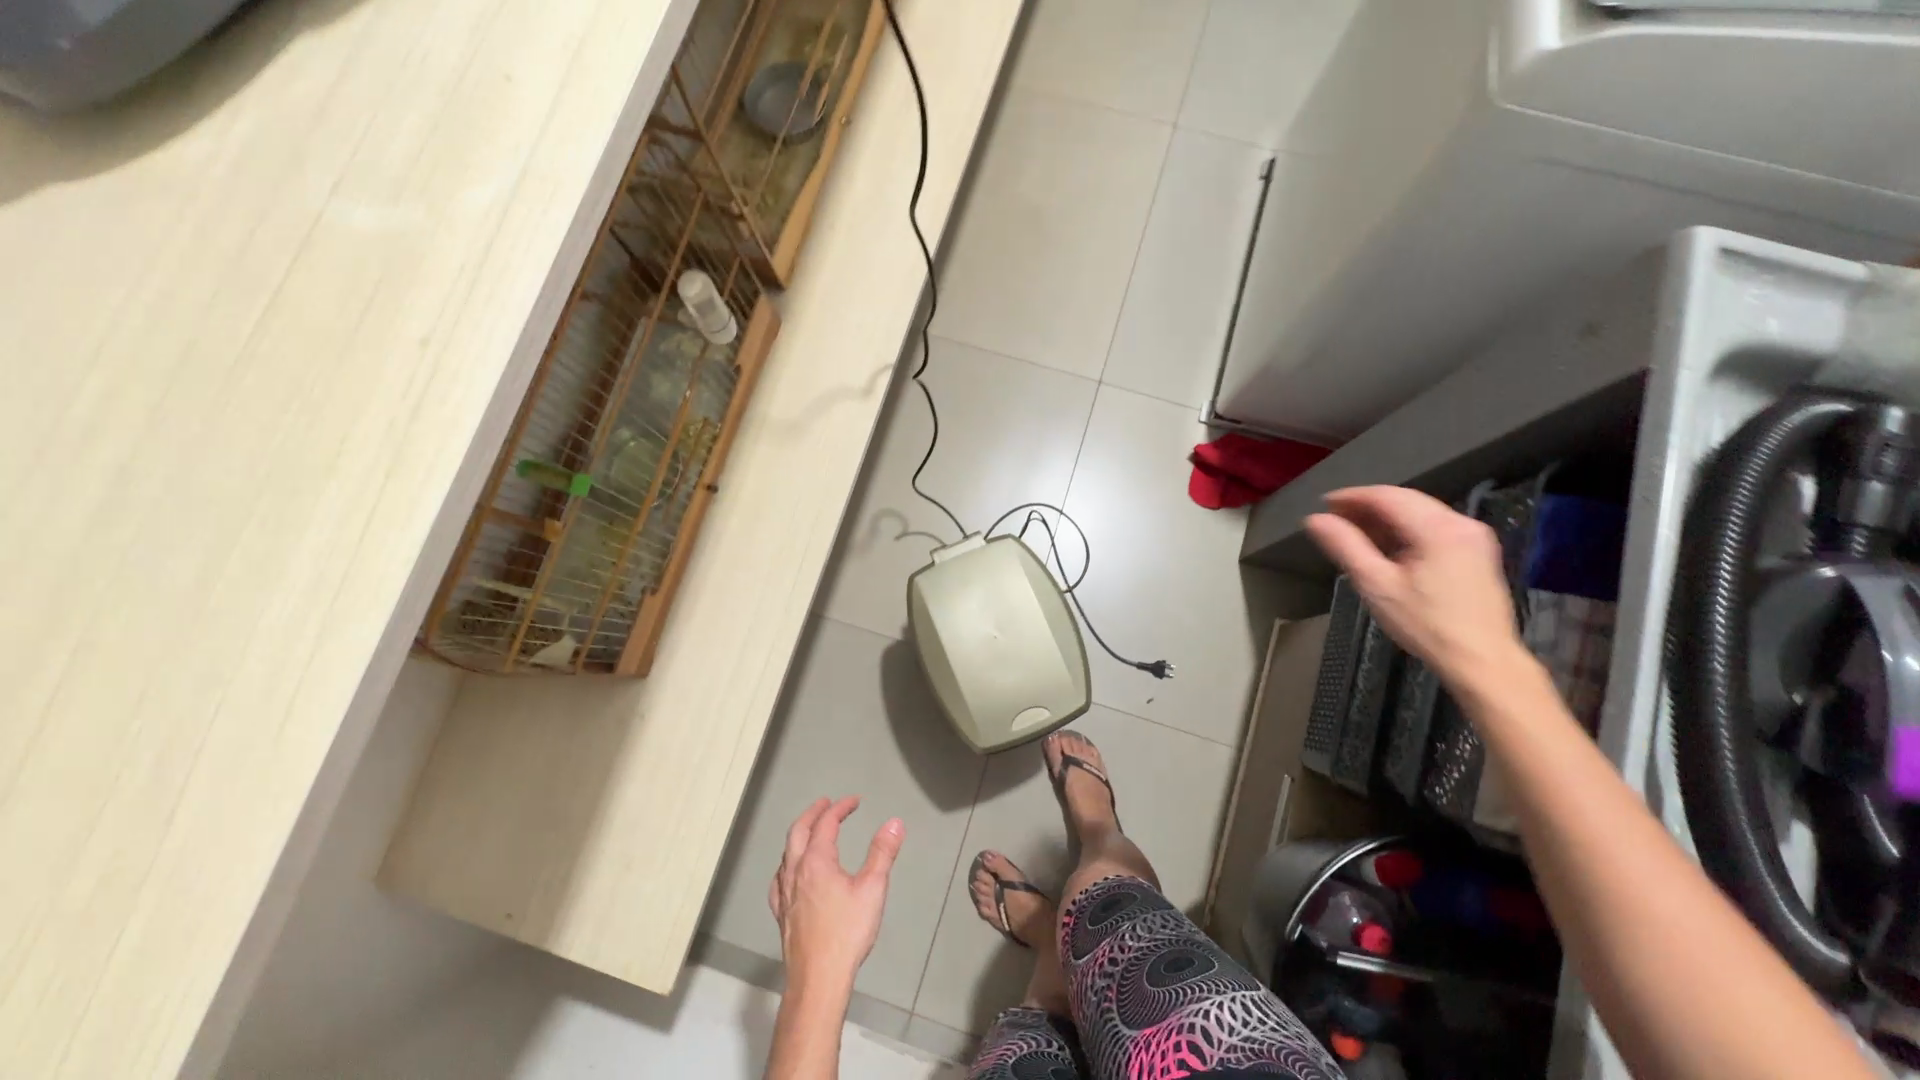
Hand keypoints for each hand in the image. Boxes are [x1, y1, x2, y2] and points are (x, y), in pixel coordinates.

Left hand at [769, 796, 904, 991]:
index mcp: (816, 861)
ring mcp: (783, 893)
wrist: (818, 977)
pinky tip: (790, 873)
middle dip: (813, 814)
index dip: (840, 808)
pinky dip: (787, 864)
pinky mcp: (781, 913)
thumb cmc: (847, 932)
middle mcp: (794, 871)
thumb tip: (894, 822)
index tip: (854, 801)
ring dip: (799, 836)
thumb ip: (882, 853)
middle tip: (826, 804)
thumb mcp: (872, 889)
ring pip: (786, 853)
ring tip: (811, 832)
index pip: (826, 824)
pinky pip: (779, 878)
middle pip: (798, 832)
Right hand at [1305, 486, 1522, 687]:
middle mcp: (1461, 523)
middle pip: (1406, 501)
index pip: (1388, 496)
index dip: (1353, 497)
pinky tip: (1389, 547)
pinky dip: (1408, 530)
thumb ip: (1346, 547)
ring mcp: (1474, 536)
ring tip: (1357, 533)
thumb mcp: (1377, 586)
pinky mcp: (1478, 551)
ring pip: (1421, 513)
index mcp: (1438, 528)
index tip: (1325, 504)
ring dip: (1387, 518)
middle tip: (1336, 519)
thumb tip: (1315, 520)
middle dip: (1369, 506)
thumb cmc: (1426, 625)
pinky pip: (1436, 527)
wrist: (1482, 660)